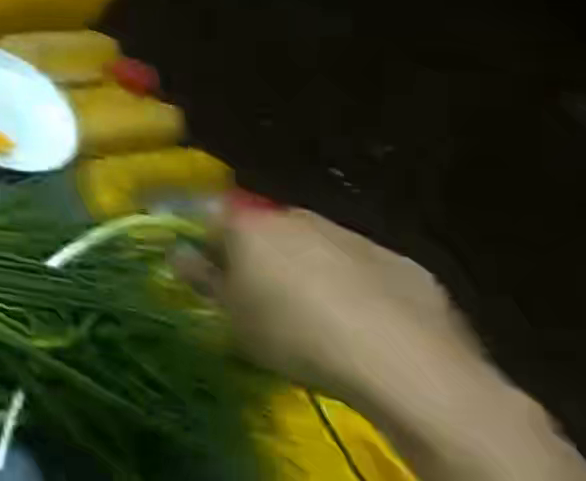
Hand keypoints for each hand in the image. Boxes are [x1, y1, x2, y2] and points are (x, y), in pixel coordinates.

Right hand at [185, 200, 585, 480]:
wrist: (407, 367)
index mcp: (248, 224)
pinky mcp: (403, 264)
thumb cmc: (296, 336)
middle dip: (261, 253)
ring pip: (317, 246)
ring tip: (318, 313)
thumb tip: (178, 254)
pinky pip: (366, 269)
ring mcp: (353, 236)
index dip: (207, 243)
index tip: (210, 272)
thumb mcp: (233, 318)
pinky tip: (368, 324)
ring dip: (310, 268)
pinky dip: (359, 287)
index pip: (210, 218)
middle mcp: (296, 217)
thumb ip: (203, 279)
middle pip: (266, 228)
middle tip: (262, 294)